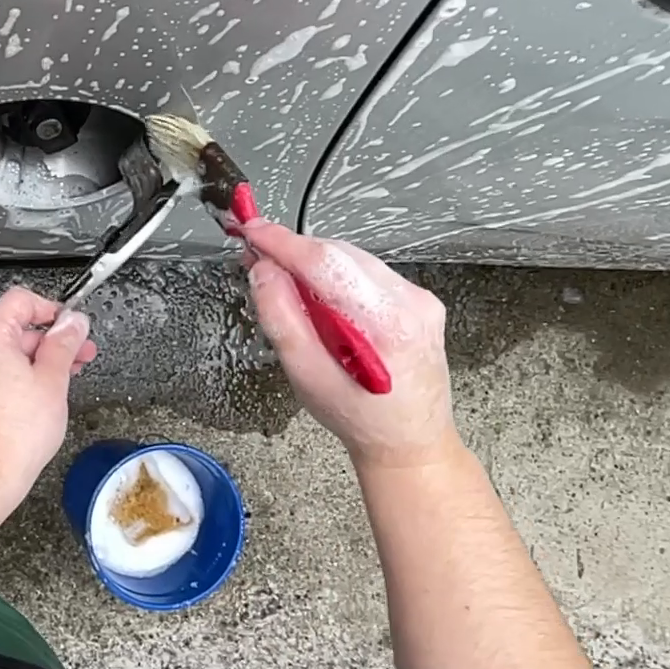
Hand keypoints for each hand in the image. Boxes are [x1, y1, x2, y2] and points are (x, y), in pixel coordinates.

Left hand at [0, 288, 98, 498]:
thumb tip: (73, 322)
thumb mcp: (53, 380)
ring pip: (11, 351)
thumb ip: (65, 344)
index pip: (20, 300)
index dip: (51, 307)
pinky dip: (24, 374)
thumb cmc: (15, 434)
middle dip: (52, 337)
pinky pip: (0, 371)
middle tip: (80, 352)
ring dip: (42, 357)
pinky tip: (46, 391)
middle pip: (17, 326)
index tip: (71, 324)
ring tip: (69, 374)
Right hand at [241, 221, 459, 468]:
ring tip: (281, 281)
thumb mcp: (305, 373)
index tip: (251, 228)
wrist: (408, 440)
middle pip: (337, 254)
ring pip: (350, 258)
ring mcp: (418, 298)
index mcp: (384, 322)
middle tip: (255, 257)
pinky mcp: (416, 300)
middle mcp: (410, 302)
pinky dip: (332, 274)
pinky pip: (364, 271)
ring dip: (311, 262)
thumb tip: (263, 271)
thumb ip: (281, 317)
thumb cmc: (359, 416)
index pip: (323, 262)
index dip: (281, 241)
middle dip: (293, 251)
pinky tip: (315, 296)